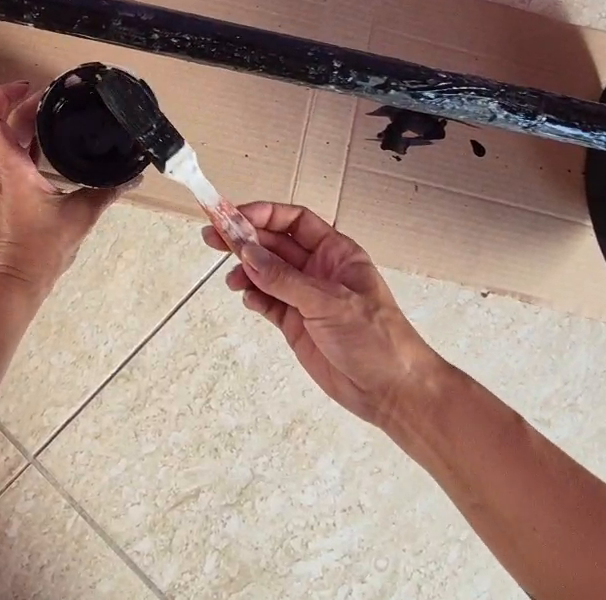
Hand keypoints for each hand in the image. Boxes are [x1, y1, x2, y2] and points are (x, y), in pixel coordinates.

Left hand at [0, 81, 119, 300]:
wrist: (14, 284)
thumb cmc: (40, 251)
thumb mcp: (80, 216)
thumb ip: (108, 191)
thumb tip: (133, 177)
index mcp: (11, 167)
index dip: (2, 94)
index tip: (29, 85)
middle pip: (3, 123)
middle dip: (27, 104)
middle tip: (58, 96)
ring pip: (7, 140)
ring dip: (27, 123)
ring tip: (57, 114)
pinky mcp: (5, 194)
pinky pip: (12, 156)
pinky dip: (29, 143)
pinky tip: (52, 146)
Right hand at [205, 203, 445, 427]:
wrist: (391, 391)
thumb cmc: (378, 339)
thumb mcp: (329, 302)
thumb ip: (284, 278)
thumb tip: (248, 253)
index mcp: (336, 252)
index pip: (295, 221)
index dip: (265, 214)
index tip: (236, 215)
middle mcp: (318, 270)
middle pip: (274, 244)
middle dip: (244, 240)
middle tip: (213, 237)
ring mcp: (305, 297)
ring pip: (265, 273)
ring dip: (245, 271)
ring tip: (231, 280)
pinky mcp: (295, 324)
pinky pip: (266, 302)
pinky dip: (253, 297)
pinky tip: (247, 298)